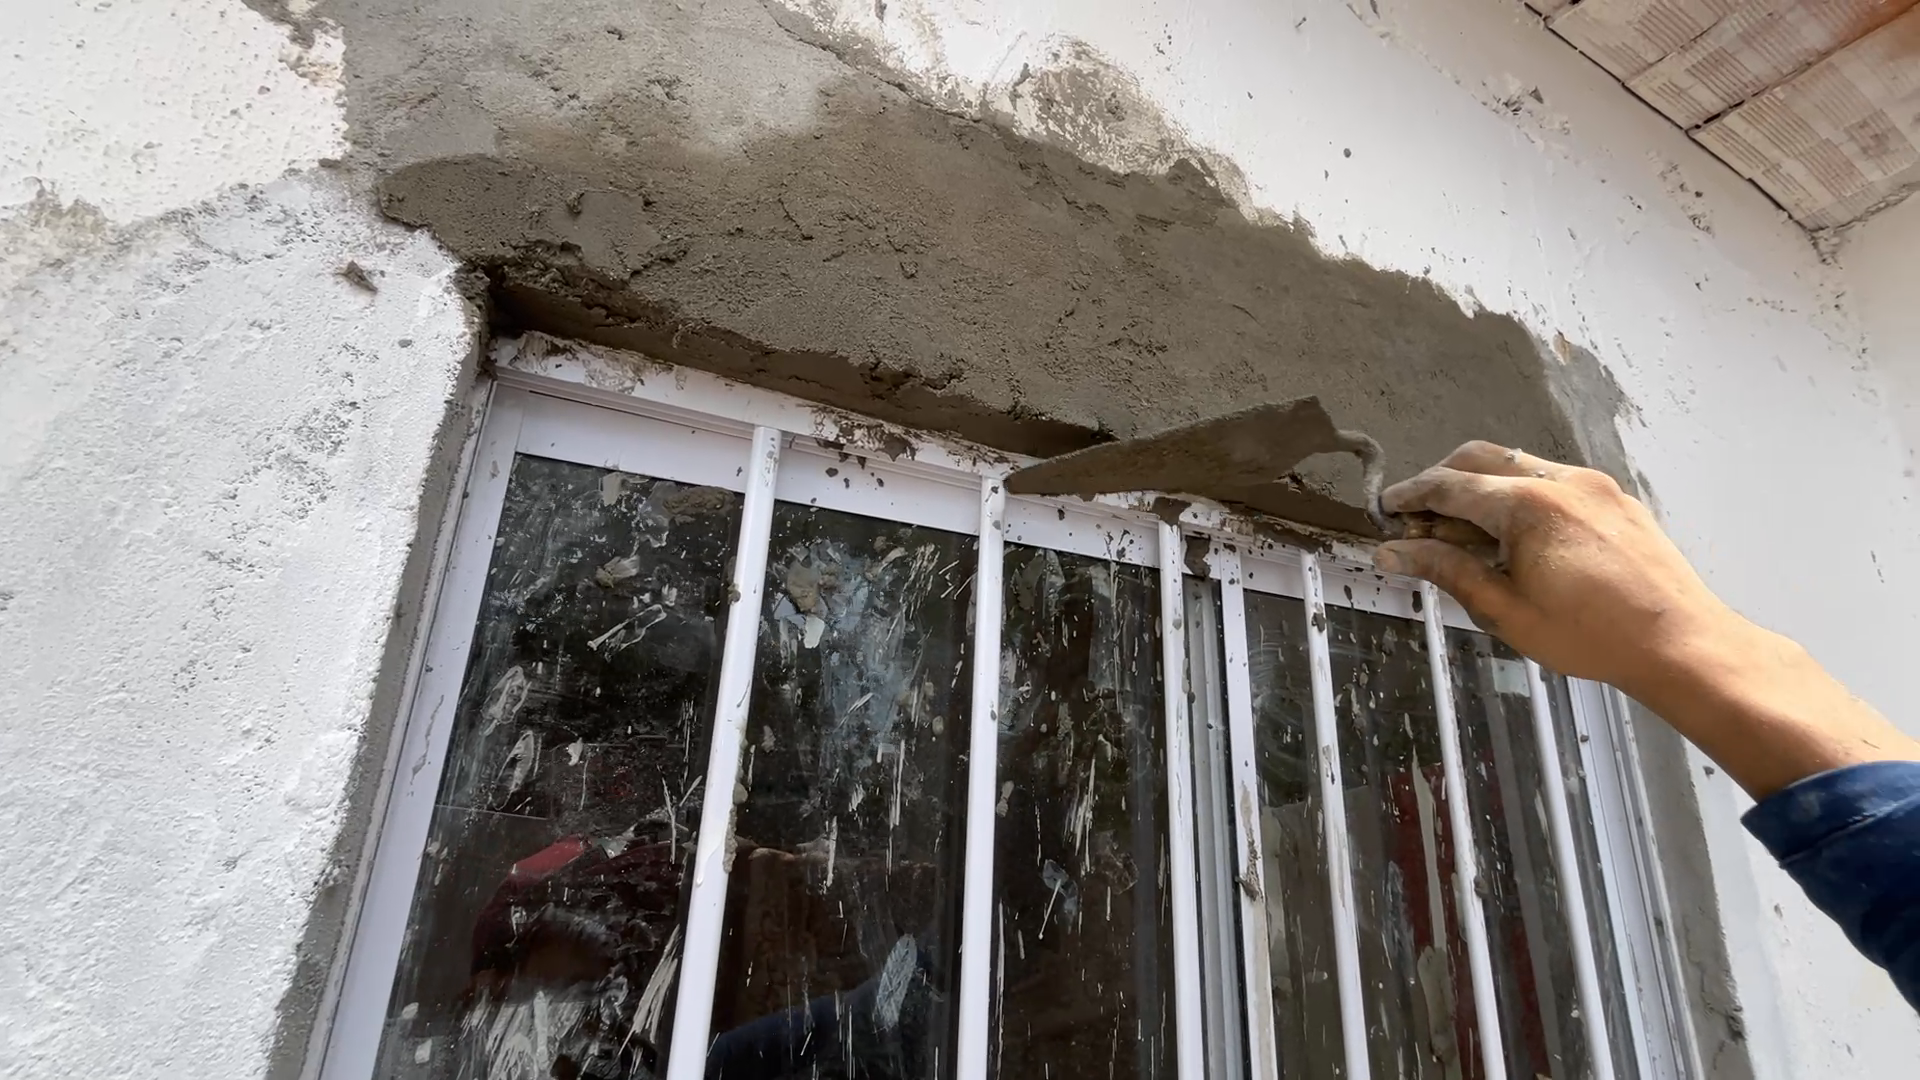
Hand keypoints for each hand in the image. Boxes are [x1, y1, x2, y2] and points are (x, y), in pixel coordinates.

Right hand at [1374, 441, 1919, 797]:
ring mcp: (1591, 486)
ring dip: (1476, 487)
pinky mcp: (1611, 499)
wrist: (1687, 645)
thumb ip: (1444, 570)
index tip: (1383, 508)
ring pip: (1513, 464)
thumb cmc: (1588, 634)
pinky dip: (1511, 494)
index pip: (1449, 486)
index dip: (1409, 495)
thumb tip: (1388, 552)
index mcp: (1529, 505)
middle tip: (1417, 518)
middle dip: (1439, 480)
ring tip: (1460, 532)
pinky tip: (1507, 534)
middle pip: (1479, 458)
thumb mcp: (1502, 608)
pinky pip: (1545, 479)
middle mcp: (1560, 481)